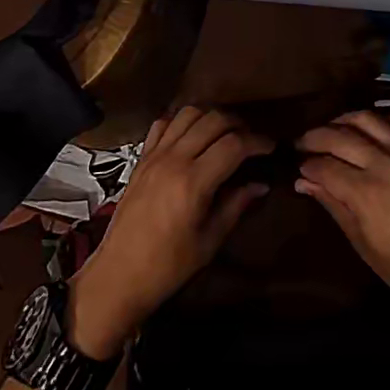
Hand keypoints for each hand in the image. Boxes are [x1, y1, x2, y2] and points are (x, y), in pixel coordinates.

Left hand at [68, 108, 272, 358]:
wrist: (119, 275)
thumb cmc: (168, 266)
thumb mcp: (209, 241)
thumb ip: (236, 205)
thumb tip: (260, 184)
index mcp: (193, 182)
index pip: (234, 144)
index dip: (257, 142)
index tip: (270, 148)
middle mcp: (174, 159)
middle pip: (214, 120)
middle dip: (239, 124)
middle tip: (251, 140)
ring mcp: (154, 155)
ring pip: (188, 113)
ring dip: (211, 117)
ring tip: (224, 134)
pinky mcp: (141, 158)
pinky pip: (163, 124)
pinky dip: (182, 121)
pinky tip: (192, 136)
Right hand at [295, 111, 389, 321]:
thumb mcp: (363, 246)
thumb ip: (333, 205)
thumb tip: (303, 181)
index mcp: (367, 195)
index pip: (324, 166)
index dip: (306, 165)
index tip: (297, 167)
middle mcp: (387, 165)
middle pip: (340, 137)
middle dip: (315, 138)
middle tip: (303, 144)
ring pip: (368, 120)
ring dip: (343, 121)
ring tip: (330, 130)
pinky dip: (380, 119)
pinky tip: (368, 128)